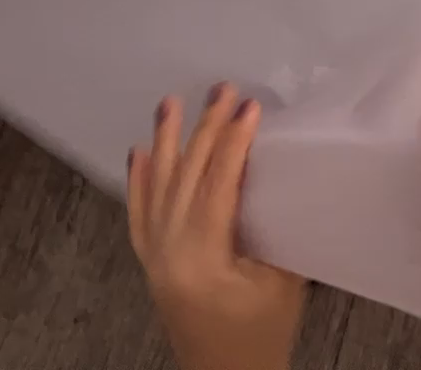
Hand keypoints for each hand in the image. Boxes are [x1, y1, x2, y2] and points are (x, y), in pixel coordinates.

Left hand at [129, 84, 305, 369]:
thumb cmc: (263, 330)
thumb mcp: (281, 277)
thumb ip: (271, 222)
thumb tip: (273, 167)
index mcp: (203, 259)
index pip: (217, 185)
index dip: (234, 142)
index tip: (250, 105)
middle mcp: (169, 254)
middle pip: (186, 178)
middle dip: (204, 129)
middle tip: (222, 89)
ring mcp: (154, 259)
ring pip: (157, 189)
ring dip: (166, 142)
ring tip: (170, 102)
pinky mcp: (151, 263)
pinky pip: (140, 214)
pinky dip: (139, 180)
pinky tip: (140, 151)